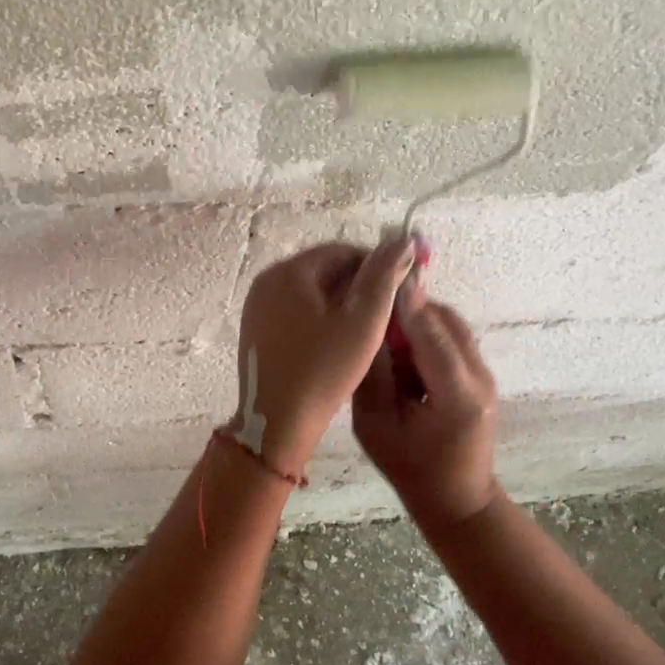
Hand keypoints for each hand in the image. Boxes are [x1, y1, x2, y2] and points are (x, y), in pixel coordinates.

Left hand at [231, 238, 417, 474]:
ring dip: (343, 302)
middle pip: (325, 269)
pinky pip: (297, 310)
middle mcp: (267, 281)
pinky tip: (342, 341)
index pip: (342, 251)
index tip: (402, 289)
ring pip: (312, 291)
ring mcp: (258, 305)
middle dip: (360, 284)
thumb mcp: (362, 323)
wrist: (276, 424)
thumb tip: (405, 239)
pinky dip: (322, 317)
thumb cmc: (323, 372)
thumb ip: (384, 277)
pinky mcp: (258, 329)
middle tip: (390, 312)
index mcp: (288, 272)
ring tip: (370, 328)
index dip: (377, 265)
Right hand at [352, 287, 500, 530]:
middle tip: (371, 296)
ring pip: (451, 324)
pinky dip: (426, 329)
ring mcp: (484, 375)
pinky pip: (452, 337)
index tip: (382, 275)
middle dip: (411, 304)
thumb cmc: (409, 468)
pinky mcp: (480, 374)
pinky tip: (399, 336)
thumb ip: (373, 375)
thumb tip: (367, 328)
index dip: (407, 303)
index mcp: (456, 395)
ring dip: (418, 315)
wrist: (457, 499)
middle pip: (446, 321)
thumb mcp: (375, 426)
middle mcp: (479, 378)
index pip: (431, 335)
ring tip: (381, 316)